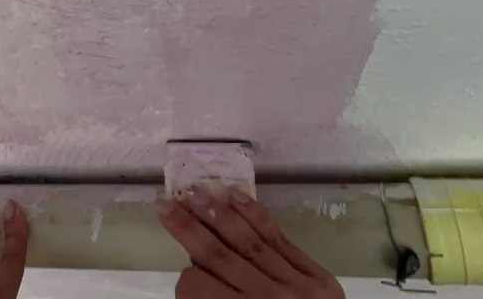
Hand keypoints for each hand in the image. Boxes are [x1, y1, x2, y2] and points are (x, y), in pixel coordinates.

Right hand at [158, 189, 343, 298]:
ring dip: (217, 214)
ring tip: (195, 193)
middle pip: (219, 256)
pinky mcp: (318, 278)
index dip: (185, 281)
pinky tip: (234, 196)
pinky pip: (279, 238)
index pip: (199, 288)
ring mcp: (297, 288)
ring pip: (248, 241)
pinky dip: (255, 215)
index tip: (183, 282)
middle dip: (188, 228)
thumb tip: (192, 280)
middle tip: (164, 203)